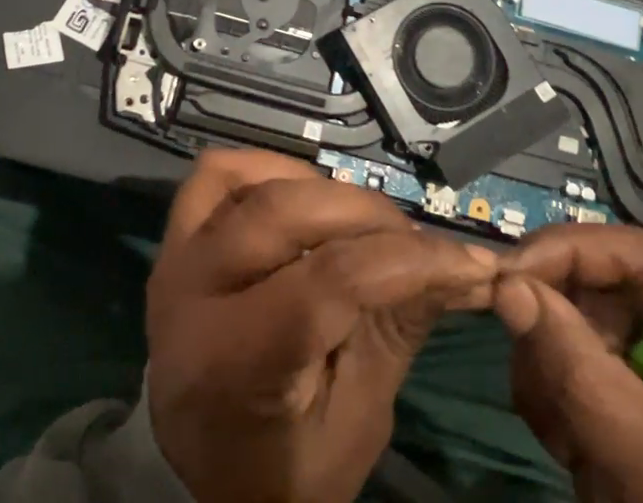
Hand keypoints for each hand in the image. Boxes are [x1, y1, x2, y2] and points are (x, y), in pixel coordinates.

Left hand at [146, 148, 498, 502]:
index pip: (329, 280)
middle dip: (368, 215)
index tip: (468, 263)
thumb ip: (400, 329)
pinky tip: (309, 200)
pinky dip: (268, 171)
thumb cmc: (286, 464)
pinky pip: (215, 176)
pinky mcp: (172, 242)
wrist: (204, 477)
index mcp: (237, 362)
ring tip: (363, 226)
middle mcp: (192, 295)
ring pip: (246, 180)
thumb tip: (469, 266)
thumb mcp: (358, 418)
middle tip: (416, 244)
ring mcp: (173, 260)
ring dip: (319, 189)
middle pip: (283, 212)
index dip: (408, 261)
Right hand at [495, 226, 642, 502]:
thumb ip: (573, 365)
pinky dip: (561, 398)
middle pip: (607, 289)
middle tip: (536, 385)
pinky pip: (583, 361)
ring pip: (584, 324)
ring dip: (556, 376)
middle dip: (559, 334)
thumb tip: (505, 285)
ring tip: (569, 441)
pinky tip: (575, 447)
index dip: (567, 253)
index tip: (502, 275)